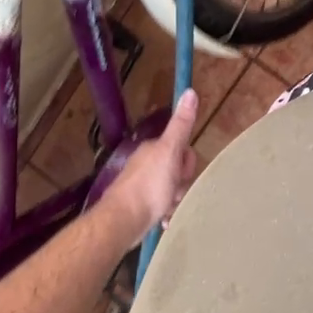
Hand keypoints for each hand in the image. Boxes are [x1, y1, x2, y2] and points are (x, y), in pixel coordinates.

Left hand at [102, 89, 200, 242]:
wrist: (122, 221)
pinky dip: (164, 213)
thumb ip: (181, 124)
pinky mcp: (136, 205)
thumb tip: (190, 91)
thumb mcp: (170, 151)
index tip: (181, 174)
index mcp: (153, 149)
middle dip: (181, 184)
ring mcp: (139, 185)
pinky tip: (165, 220)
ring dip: (174, 200)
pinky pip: (159, 205)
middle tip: (175, 193)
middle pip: (176, 170)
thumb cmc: (149, 186)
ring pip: (169, 189)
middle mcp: (144, 163)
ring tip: (169, 210)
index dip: (186, 163)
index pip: (181, 150)